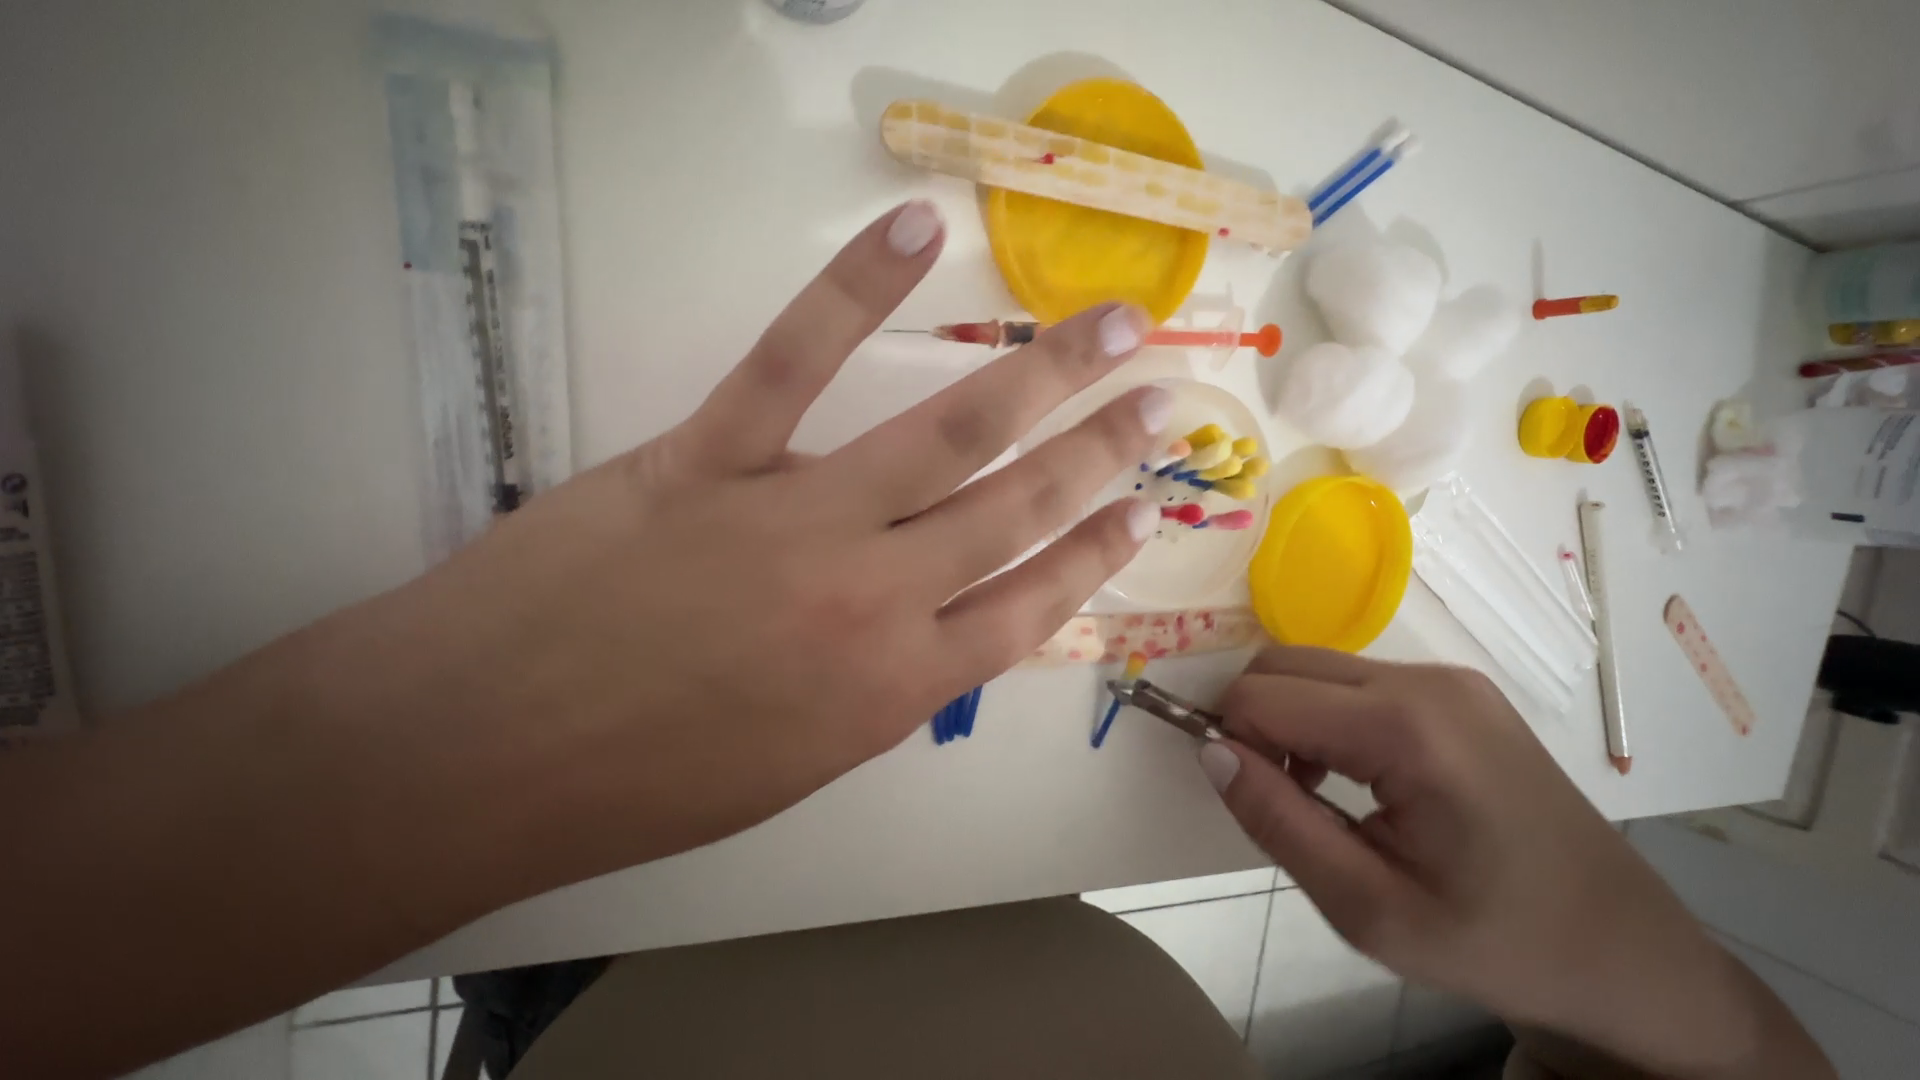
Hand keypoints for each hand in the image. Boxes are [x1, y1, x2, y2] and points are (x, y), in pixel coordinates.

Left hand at [350, 201, 1168, 879]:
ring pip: (948, 434)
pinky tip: (916, 232)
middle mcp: (873, 599)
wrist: (478, 760)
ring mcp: (797, 520)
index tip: (1142, 508)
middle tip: (1161, 396)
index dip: (1097, 552)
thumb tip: (919, 620)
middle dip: (1102, 450)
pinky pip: (793, 361)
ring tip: (1109, 323)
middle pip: (1017, 508)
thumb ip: (873, 690)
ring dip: (1042, 374)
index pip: (1033, 605)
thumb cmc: (638, 785)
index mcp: (895, 689)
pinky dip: (855, 290)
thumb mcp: (792, 762)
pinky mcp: (708, 459)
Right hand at [1198, 647, 1830, 1079]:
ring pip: (1313, 666)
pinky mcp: (1459, 690)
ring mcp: (1449, 679)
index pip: (1262, 696)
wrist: (1625, 951)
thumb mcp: (1369, 910)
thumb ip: (1278, 823)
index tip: (1242, 798)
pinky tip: (1352, 773)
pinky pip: (1354, 679)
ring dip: (1285, 718)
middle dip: (1251, 722)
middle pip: (1281, 665)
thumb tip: (1209, 752)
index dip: (1227, 740)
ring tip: (1314, 792)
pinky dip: (1324, 714)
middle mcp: (1427, 681)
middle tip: (1275, 798)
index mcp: (1406, 729)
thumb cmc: (1494, 940)